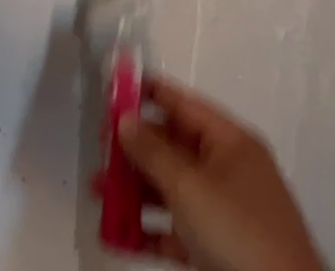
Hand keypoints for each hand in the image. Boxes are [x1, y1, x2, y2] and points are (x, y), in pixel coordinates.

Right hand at [118, 77, 325, 270]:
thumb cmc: (238, 232)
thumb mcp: (190, 187)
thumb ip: (152, 151)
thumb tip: (125, 119)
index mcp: (231, 144)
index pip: (183, 104)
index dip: (148, 93)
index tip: (111, 87)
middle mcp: (227, 171)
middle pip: (172, 147)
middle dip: (133, 149)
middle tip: (98, 148)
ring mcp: (222, 211)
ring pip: (169, 189)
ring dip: (133, 190)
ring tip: (97, 191)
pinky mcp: (214, 247)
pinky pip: (174, 228)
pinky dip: (146, 229)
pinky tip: (116, 233)